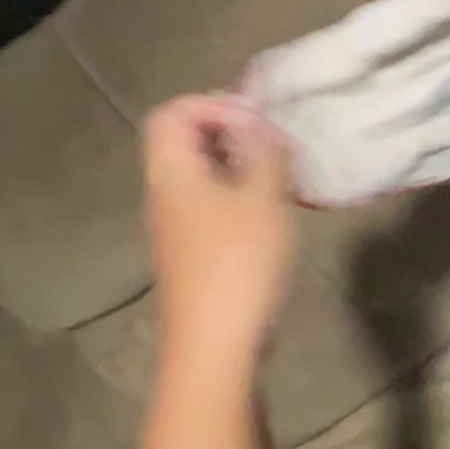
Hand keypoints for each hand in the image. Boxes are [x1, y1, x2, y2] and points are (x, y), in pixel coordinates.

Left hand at [142, 94, 295, 370]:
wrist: (216, 343)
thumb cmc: (239, 264)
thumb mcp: (263, 200)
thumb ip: (265, 153)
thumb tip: (263, 122)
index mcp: (172, 174)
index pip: (174, 113)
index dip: (217, 105)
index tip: (262, 123)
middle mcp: (166, 194)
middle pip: (186, 142)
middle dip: (234, 133)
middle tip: (278, 147)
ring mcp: (178, 226)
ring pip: (203, 174)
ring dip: (242, 166)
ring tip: (283, 178)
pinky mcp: (195, 252)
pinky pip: (213, 204)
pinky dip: (242, 195)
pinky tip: (275, 214)